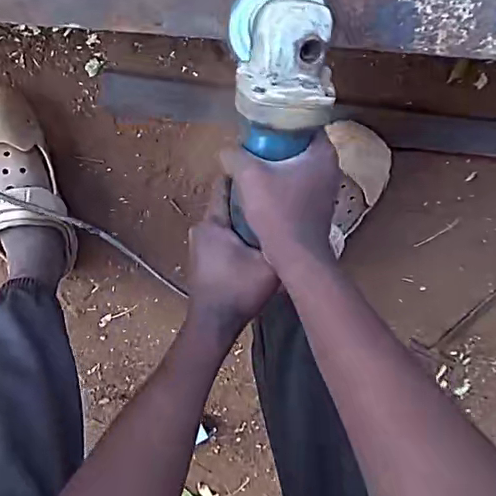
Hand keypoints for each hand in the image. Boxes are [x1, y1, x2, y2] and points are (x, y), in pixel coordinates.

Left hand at [184, 177, 278, 331]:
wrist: (213, 323)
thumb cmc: (238, 290)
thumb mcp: (268, 264)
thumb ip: (279, 241)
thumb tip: (295, 223)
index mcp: (213, 222)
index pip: (224, 185)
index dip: (244, 176)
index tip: (265, 172)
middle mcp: (201, 227)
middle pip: (227, 203)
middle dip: (249, 200)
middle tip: (274, 199)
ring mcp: (199, 243)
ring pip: (226, 222)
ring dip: (245, 220)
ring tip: (270, 221)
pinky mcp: (202, 257)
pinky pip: (222, 236)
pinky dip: (237, 235)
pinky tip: (256, 243)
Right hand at [218, 131, 341, 266]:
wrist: (296, 257)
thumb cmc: (278, 212)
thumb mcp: (249, 177)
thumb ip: (235, 156)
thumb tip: (226, 150)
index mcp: (322, 153)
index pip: (305, 122)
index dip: (281, 119)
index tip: (260, 123)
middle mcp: (331, 167)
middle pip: (300, 143)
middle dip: (275, 142)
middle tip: (252, 143)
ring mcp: (327, 188)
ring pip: (298, 165)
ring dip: (277, 163)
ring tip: (253, 164)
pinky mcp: (319, 205)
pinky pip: (298, 183)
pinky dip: (282, 181)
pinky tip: (263, 187)